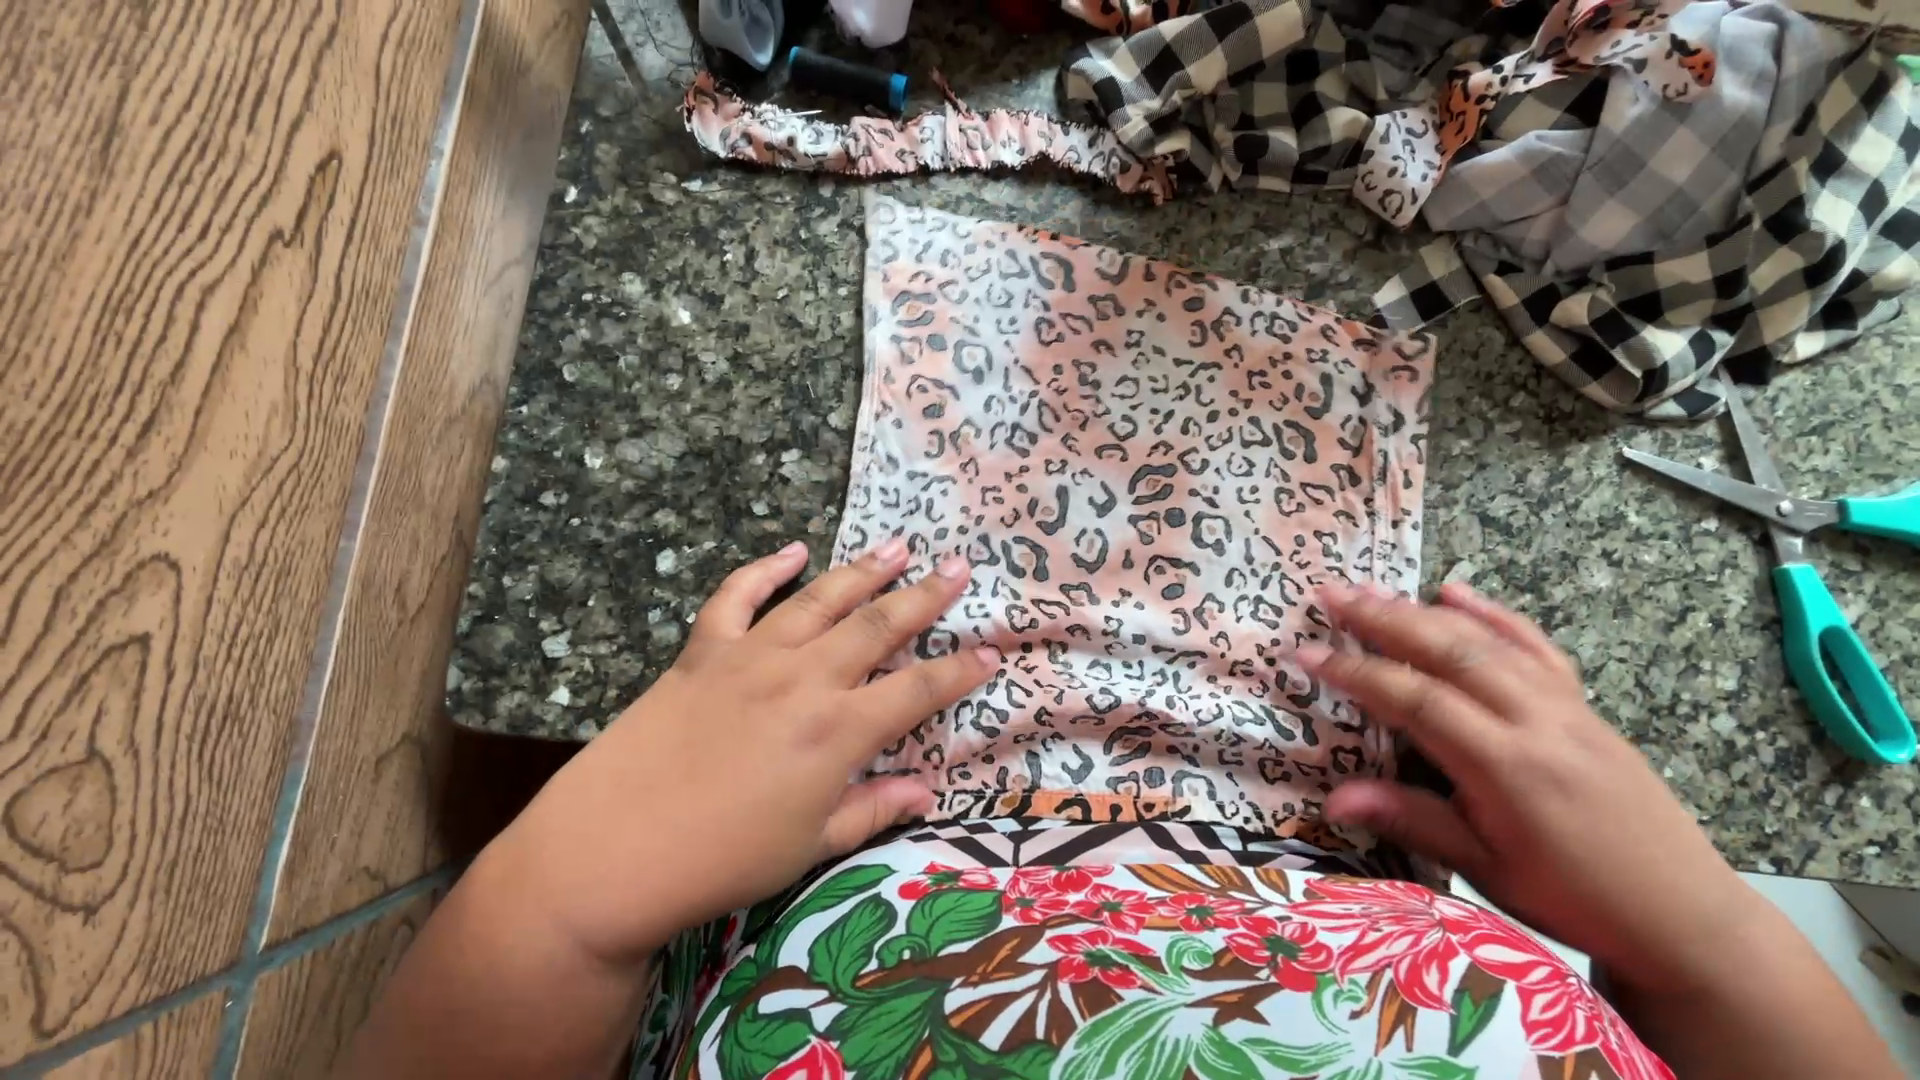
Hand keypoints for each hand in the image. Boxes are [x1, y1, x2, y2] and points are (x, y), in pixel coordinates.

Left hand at [488, 538, 994, 967]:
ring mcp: (751, 657)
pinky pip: (737, 598)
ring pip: (820, 599)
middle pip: (878, 626)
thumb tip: (926, 791)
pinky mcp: (702, 652)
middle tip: (957, 567)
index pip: (917, 691)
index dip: (960, 671)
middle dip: (925, 596)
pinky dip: (766, 570)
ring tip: (897, 546)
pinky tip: (792, 550)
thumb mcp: (808, 846)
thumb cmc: (720, 861)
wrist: (608, 852)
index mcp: (837, 732)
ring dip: (863, 570)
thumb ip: (871, 808)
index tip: (991, 652)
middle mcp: (803, 679)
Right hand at [1297, 584, 1766, 991]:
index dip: (1357, 673)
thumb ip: (1412, 819)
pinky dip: (1493, 614)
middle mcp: (1537, 721)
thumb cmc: (1574, 898)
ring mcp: (1566, 708)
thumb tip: (1334, 798)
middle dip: (1384, 619)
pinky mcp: (1584, 707)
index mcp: (1507, 766)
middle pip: (1450, 652)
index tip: (1309, 652)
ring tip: (1373, 588)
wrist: (1686, 916)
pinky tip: (1457, 591)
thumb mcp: (1487, 867)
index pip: (1417, 700)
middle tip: (1332, 594)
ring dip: (1424, 610)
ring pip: (1486, 642)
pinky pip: (1534, 647)